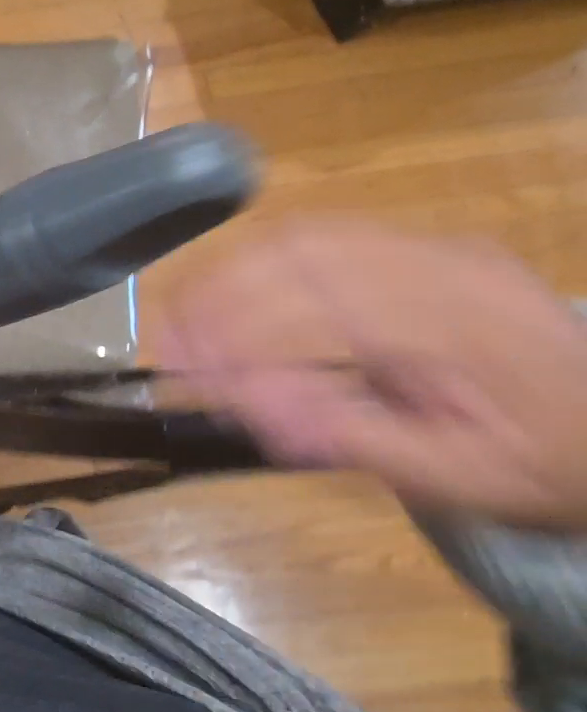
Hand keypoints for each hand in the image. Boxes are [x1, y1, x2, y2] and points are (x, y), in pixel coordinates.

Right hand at [156, 220, 586, 528]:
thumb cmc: (544, 463)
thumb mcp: (456, 475)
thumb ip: (347, 434)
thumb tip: (245, 401)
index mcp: (462, 323)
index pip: (318, 307)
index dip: (235, 335)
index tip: (184, 375)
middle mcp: (445, 266)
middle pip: (299, 251)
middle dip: (214, 294)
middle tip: (167, 344)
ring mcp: (433, 249)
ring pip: (300, 235)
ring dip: (226, 275)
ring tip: (182, 322)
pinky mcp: (418, 249)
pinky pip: (319, 238)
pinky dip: (256, 266)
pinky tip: (229, 299)